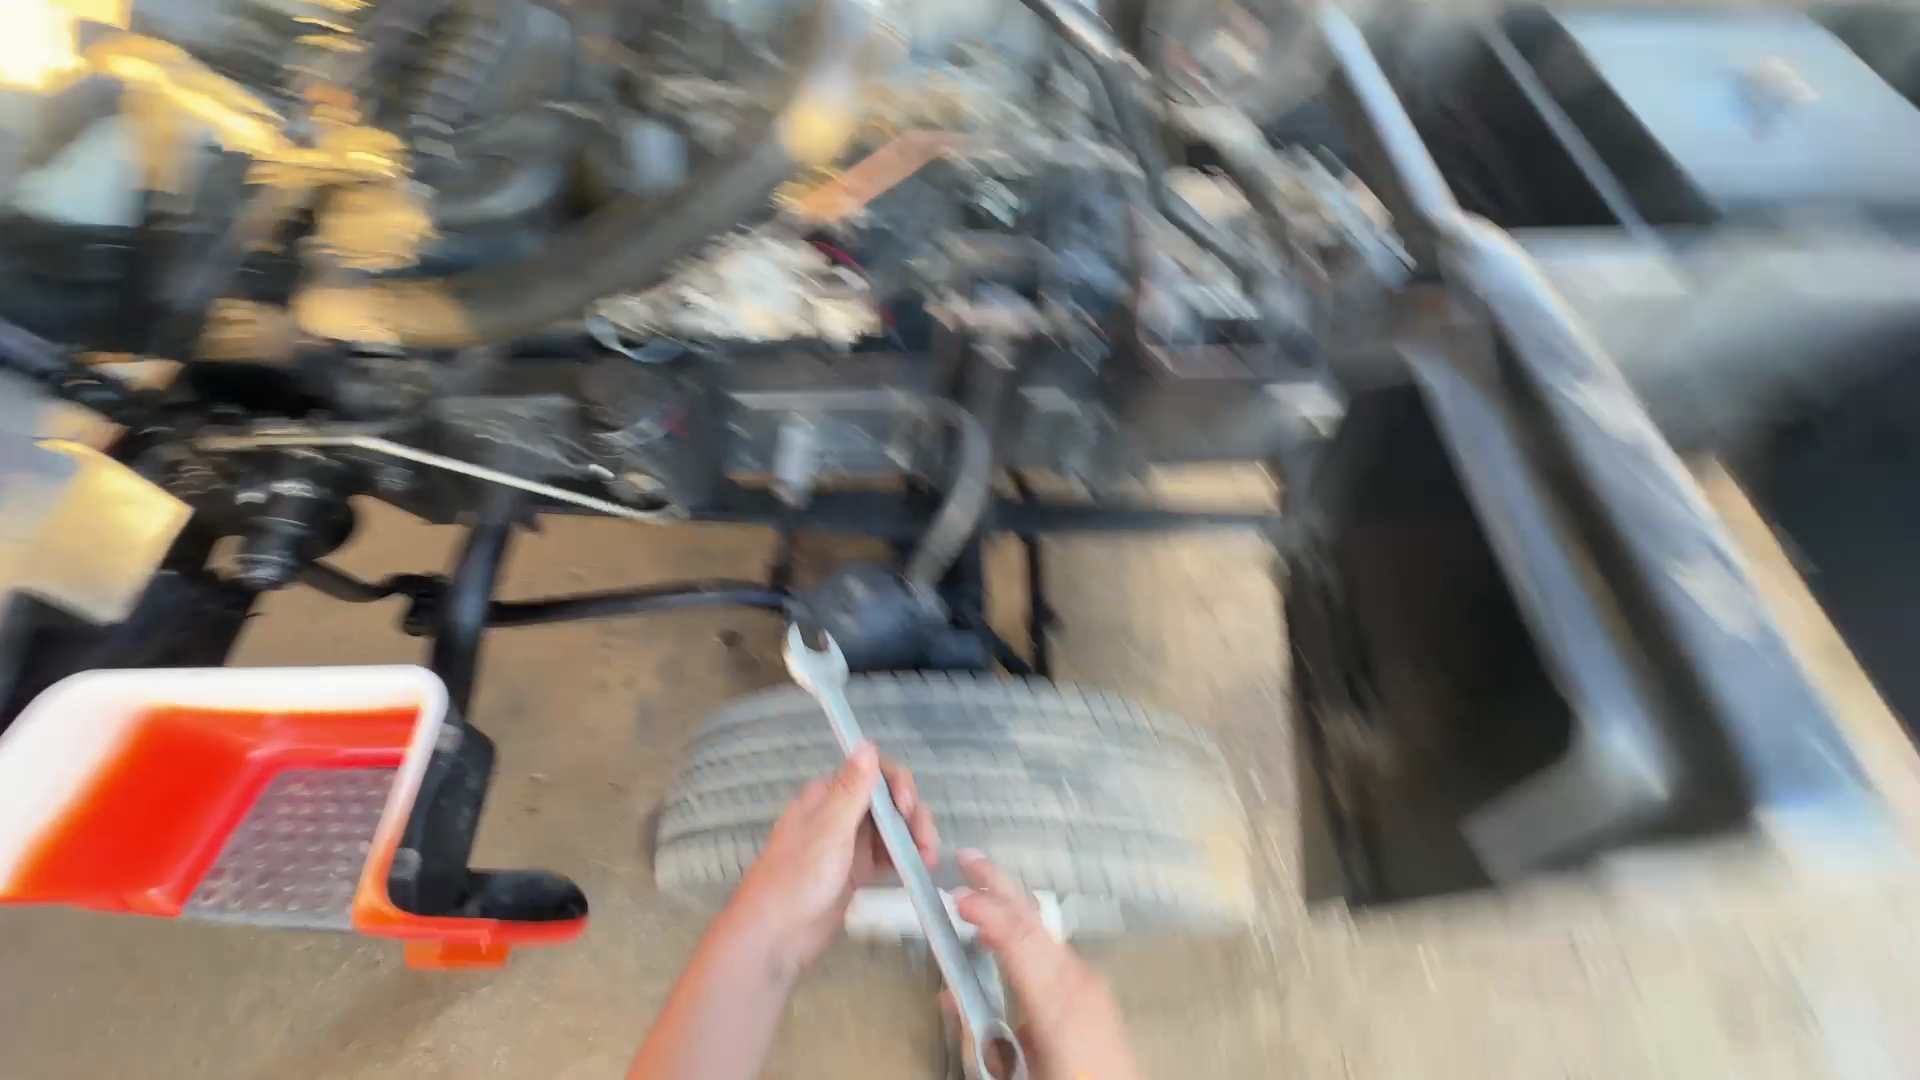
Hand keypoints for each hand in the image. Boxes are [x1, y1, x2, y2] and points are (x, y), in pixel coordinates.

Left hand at [720, 741, 939, 976]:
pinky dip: (906, 857)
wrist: (774, 940)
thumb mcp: (827, 832)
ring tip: (928, 860)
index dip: (896, 784)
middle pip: (888, 799)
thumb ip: (851, 790)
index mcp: (828, 795)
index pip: (872, 772)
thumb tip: (867, 742)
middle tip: (925, 842)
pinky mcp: (858, 870)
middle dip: (912, 814)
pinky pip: (889, 854)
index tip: (908, 807)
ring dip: (914, 836)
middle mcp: (841, 812)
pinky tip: (920, 869)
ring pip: (893, 826)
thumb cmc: (796, 879)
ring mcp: (850, 843)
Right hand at [953, 851, 1143, 1079]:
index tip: (957, 897)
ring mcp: (1090, 980)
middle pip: (1033, 917)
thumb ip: (978, 1032)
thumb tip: (951, 996)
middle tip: (967, 859)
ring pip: (1041, 925)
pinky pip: (1051, 941)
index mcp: (1060, 1003)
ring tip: (978, 886)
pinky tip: (1005, 928)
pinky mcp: (1092, 986)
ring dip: (1006, 902)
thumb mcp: (1013, 1071)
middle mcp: (1079, 981)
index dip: (986, 910)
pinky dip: (1022, 925)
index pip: (1019, 937)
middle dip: (998, 882)